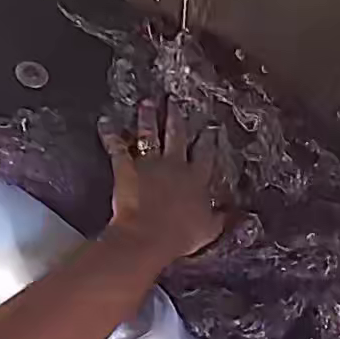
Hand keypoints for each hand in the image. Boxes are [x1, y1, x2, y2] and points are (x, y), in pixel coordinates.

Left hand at [100, 97, 227, 261]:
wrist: (149, 236)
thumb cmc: (181, 236)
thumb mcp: (209, 229)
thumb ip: (220, 217)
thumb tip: (234, 212)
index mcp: (196, 178)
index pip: (205, 154)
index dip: (208, 139)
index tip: (210, 127)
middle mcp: (175, 164)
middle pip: (176, 135)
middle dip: (176, 117)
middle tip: (174, 102)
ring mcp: (149, 163)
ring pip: (149, 134)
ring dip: (147, 117)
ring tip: (146, 103)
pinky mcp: (126, 168)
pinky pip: (116, 147)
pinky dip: (109, 134)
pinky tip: (104, 122)